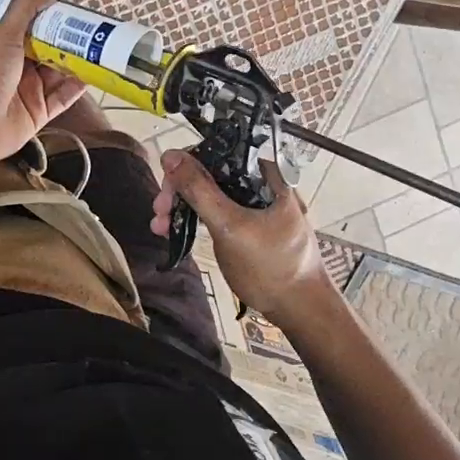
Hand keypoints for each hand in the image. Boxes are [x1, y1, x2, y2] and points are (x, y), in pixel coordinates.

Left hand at [0, 0, 88, 163]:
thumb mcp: (5, 35)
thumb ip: (27, 8)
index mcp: (6, 46)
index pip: (34, 27)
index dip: (54, 18)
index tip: (77, 9)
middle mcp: (18, 67)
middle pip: (50, 50)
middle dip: (71, 41)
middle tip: (98, 29)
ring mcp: (29, 91)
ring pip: (59, 73)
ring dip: (77, 62)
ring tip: (102, 48)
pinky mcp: (40, 113)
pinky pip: (63, 98)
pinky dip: (77, 88)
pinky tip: (94, 75)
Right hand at [150, 150, 333, 327]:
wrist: (300, 311)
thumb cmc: (271, 267)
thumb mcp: (230, 226)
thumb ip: (199, 190)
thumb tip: (169, 154)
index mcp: (268, 174)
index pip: (221, 149)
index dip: (190, 161)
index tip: (168, 184)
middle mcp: (262, 183)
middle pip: (211, 171)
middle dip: (180, 188)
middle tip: (159, 210)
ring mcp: (254, 204)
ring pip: (210, 192)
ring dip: (182, 205)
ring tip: (160, 227)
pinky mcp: (247, 224)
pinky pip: (215, 211)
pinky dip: (193, 219)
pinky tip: (173, 232)